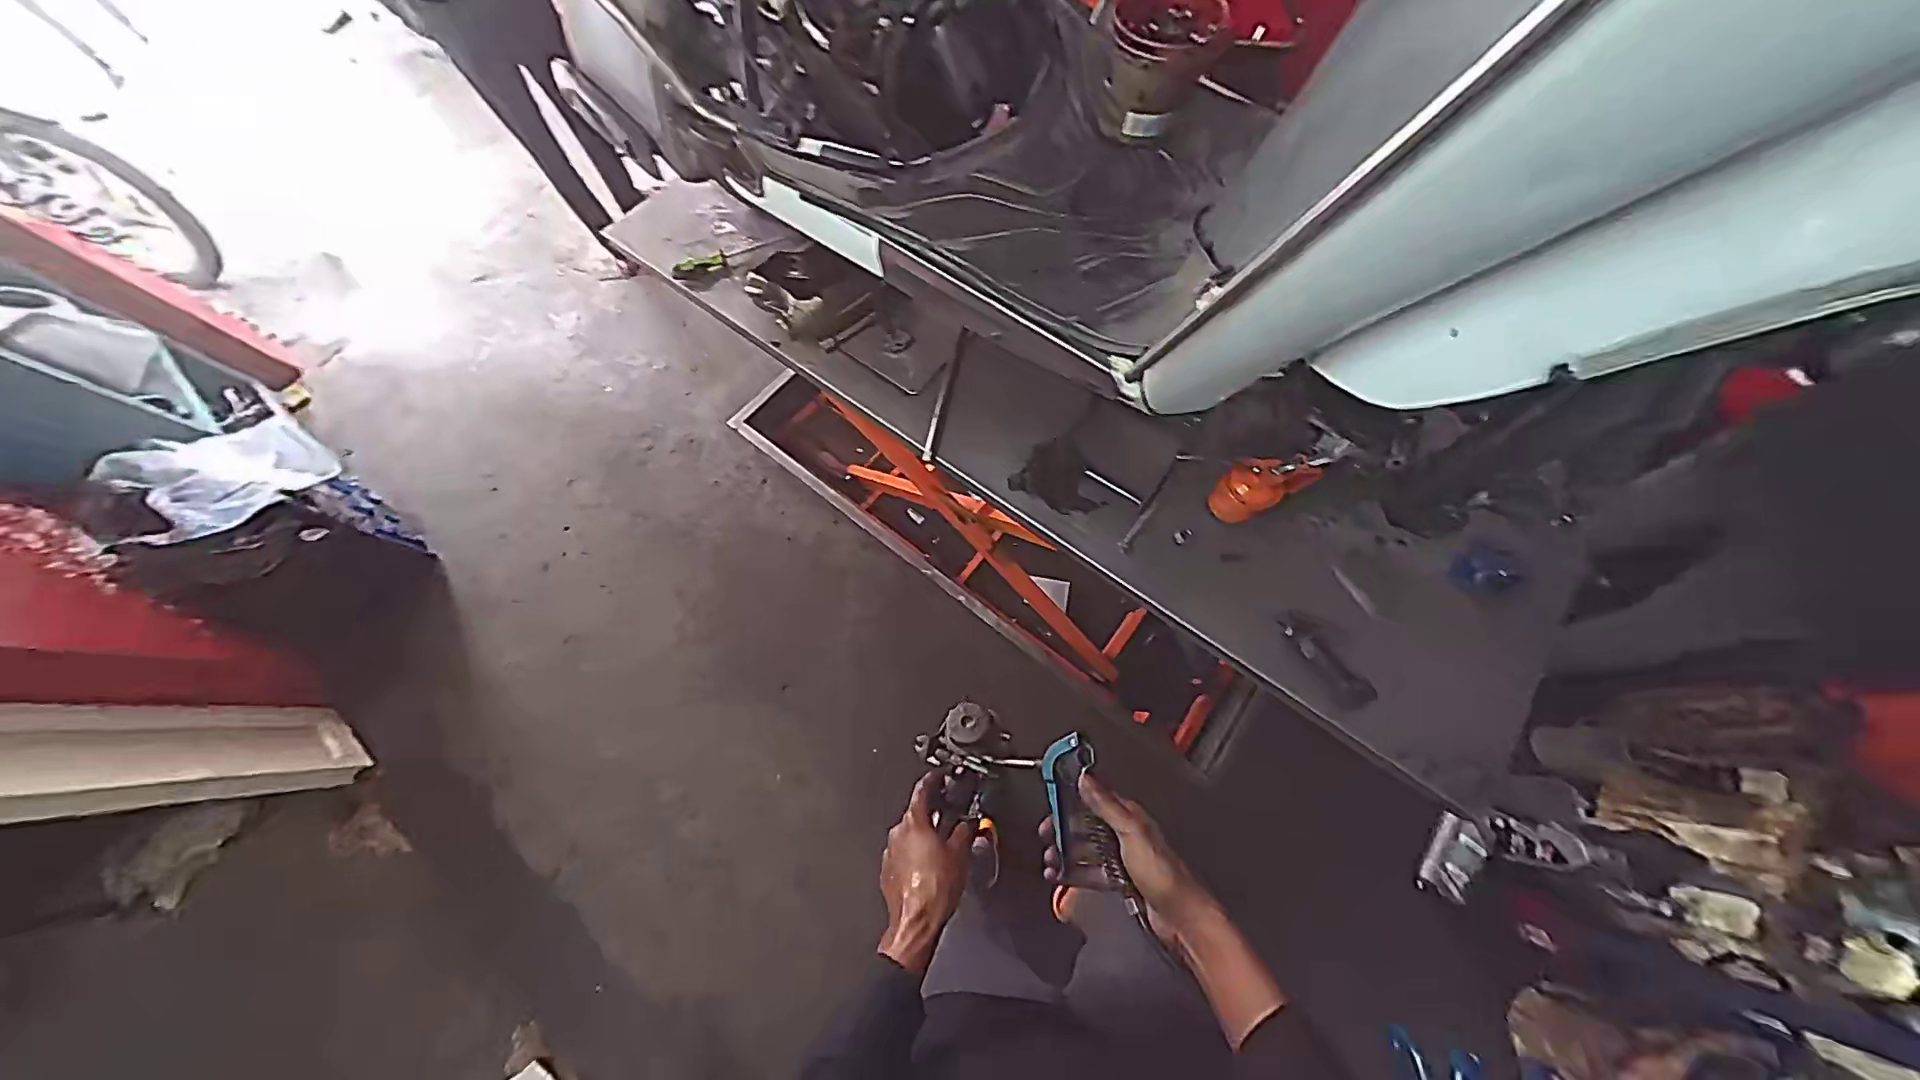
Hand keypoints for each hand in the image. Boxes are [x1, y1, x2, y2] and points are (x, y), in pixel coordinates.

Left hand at [876, 771, 976, 973]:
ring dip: (925, 835)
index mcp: (914, 822)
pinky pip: (903, 852)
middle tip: (951, 817)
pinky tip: (929, 865)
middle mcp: (898, 832)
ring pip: (910, 833)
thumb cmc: (935, 890)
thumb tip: (969, 823)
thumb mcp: (959, 853)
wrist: (915, 922)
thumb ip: (965, 830)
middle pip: (916, 813)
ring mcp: (890, 851)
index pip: (922, 790)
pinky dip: (915, 852)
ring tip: (943, 847)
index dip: (933, 779)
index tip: (939, 776)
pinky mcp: (888, 869)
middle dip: (934, 814)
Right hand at [1042, 772, 1284, 1049]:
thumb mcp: (1131, 833)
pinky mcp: (1121, 880)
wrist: (1182, 919)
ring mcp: (1122, 858)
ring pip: (1087, 848)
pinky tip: (1063, 876)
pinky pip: (1092, 871)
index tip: (1051, 799)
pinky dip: (1075, 872)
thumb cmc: (1164, 874)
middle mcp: (1125, 833)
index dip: (1072, 796)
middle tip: (1046, 835)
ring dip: (1066, 852)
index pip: (1095, 797)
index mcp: (1130, 816)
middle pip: (1087, 824)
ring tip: (1051, 860)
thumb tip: (1086, 778)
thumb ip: (1107, 805)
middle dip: (1063, 828)